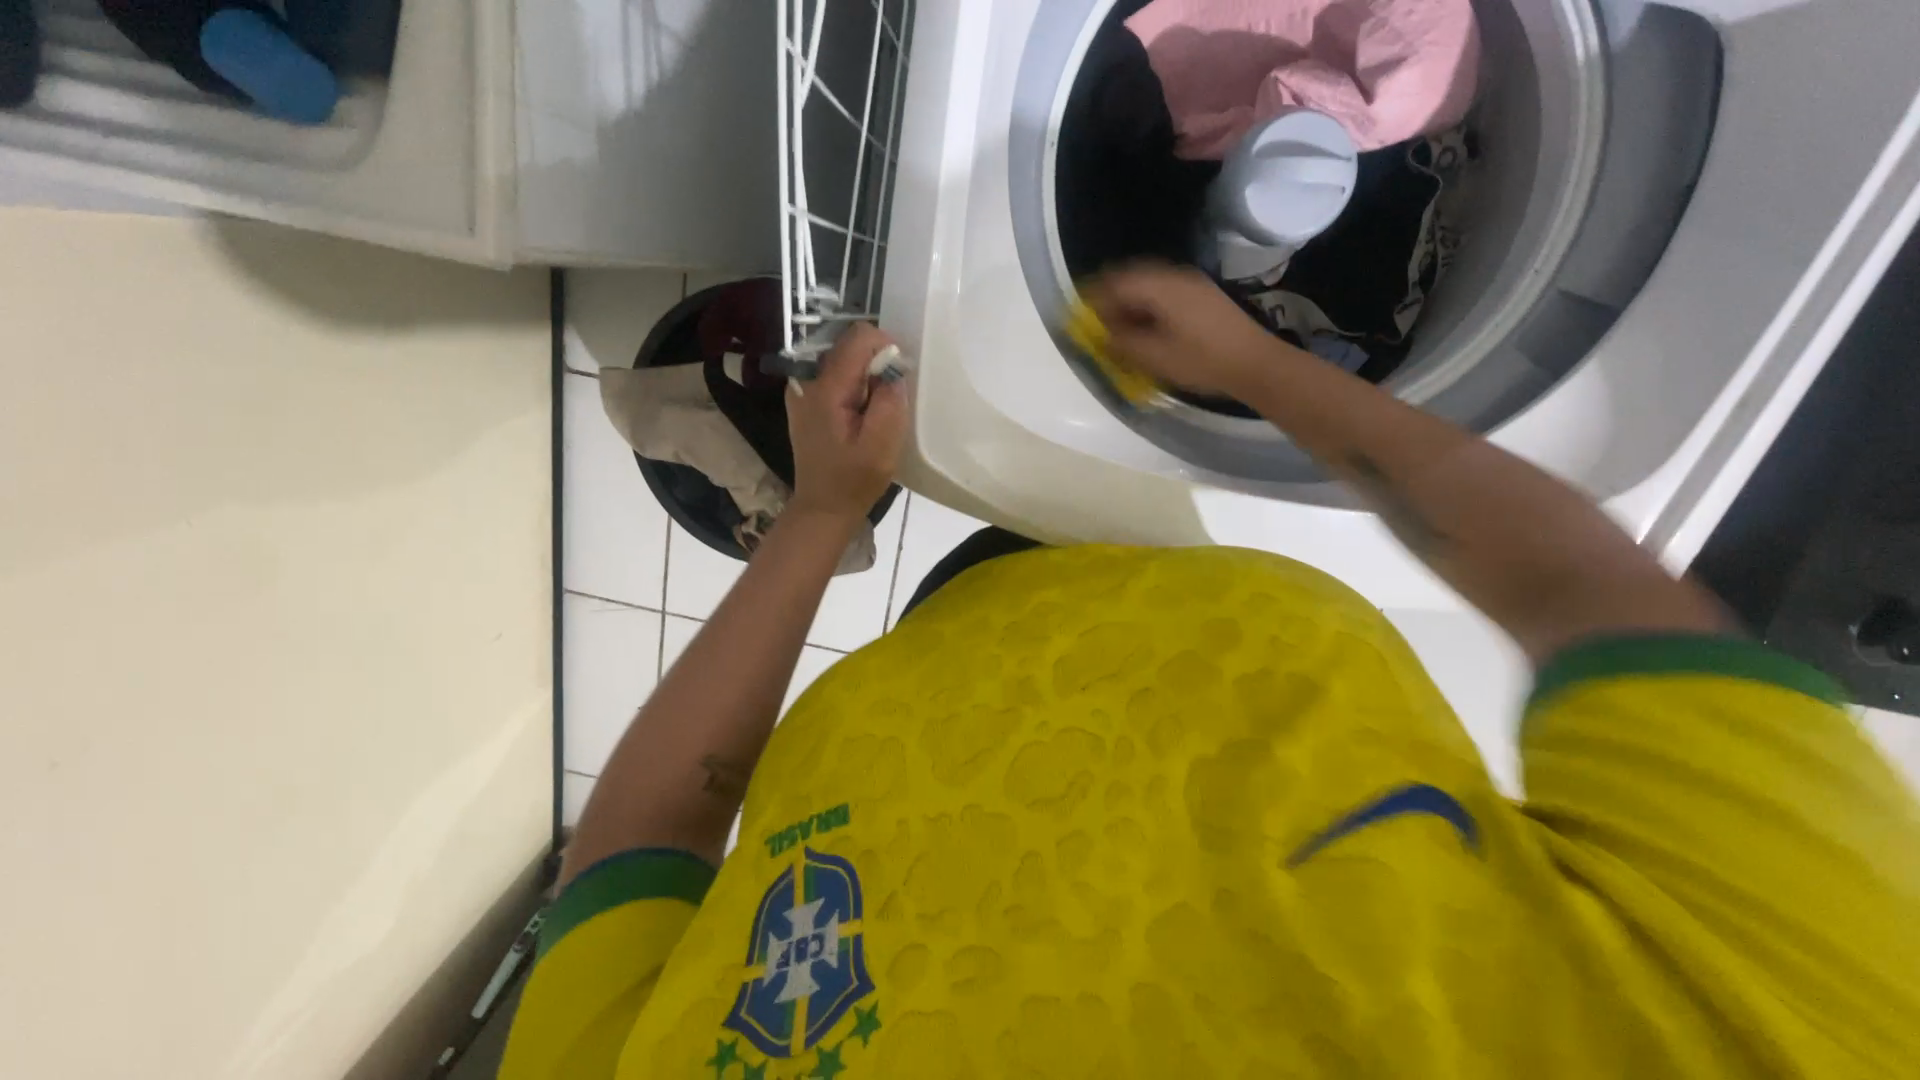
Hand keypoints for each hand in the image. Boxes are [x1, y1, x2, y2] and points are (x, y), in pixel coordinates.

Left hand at [786, 322, 907, 521]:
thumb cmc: (853, 481)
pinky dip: (854, 387)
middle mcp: (807, 380)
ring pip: (843, 359)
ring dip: (865, 377)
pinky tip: (860, 415)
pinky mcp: (806, 400)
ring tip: (873, 411)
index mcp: (825, 388)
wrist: (822, 508)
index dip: (886, 348)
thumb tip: (892, 369)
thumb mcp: (882, 446)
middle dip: (875, 364)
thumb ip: (889, 401)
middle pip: (849, 345)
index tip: (898, 377)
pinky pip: (835, 376)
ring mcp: (802, 390)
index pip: (859, 338)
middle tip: (887, 400)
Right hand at [1082, 262, 1290, 397]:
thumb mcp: (1155, 357)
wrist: (1257, 365)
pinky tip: (1147, 332)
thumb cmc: (1203, 361)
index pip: (1117, 281)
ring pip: (1149, 288)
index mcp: (1162, 287)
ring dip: (1130, 306)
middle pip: (1133, 280)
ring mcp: (1193, 285)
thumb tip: (1100, 335)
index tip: (1079, 316)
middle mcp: (1176, 278)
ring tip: (1120, 333)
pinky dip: (1148, 310)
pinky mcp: (1203, 298)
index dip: (1094, 297)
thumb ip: (1122, 343)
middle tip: (1097, 326)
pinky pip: (1165, 295)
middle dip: (1111, 301)